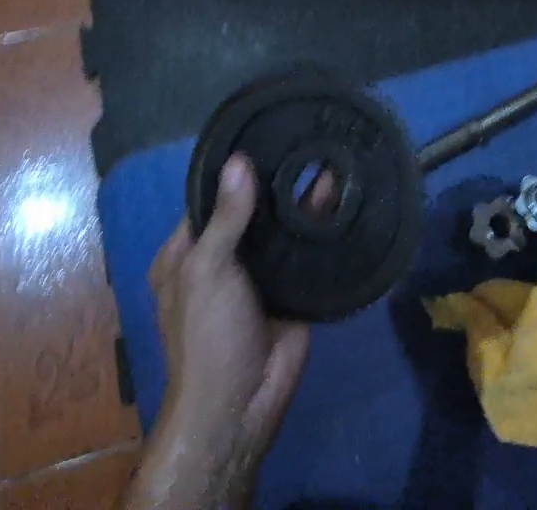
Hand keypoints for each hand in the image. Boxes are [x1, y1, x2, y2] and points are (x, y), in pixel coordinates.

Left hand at [132, 155, 309, 509]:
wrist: (243, 403)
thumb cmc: (207, 334)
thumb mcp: (207, 271)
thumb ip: (226, 217)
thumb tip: (238, 161)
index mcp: (189, 252)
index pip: (212, 198)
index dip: (236, 170)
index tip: (266, 134)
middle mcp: (225, 258)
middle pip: (253, 211)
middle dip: (278, 182)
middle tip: (311, 139)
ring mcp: (261, 274)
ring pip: (284, 229)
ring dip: (305, 203)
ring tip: (336, 159)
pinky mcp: (294, 289)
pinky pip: (309, 253)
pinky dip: (324, 230)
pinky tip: (347, 198)